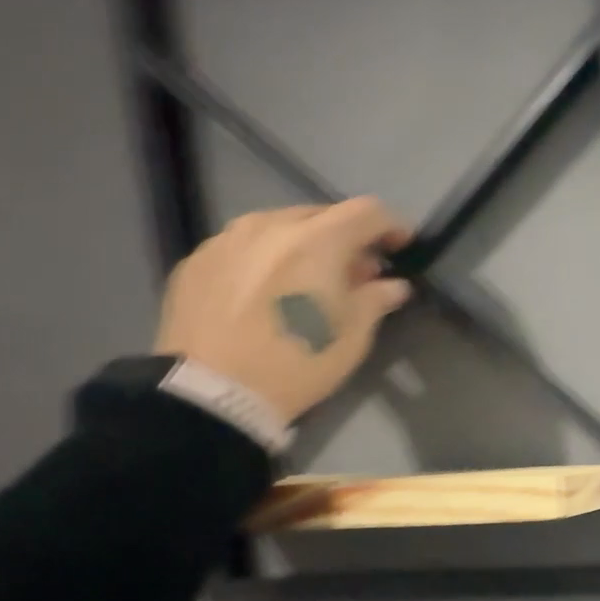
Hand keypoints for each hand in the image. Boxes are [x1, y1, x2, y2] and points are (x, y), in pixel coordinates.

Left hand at [153, 198, 414, 422]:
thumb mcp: (354, 335)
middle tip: (358, 274)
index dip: (392, 226)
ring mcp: (227, 239)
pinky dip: (269, 261)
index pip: (367, 212)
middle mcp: (270, 226)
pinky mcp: (198, 260)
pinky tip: (271, 294)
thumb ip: (376, 298)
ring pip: (279, 227)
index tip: (401, 249)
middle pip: (321, 215)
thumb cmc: (300, 360)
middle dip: (347, 239)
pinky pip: (245, 247)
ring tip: (311, 283)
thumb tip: (391, 285)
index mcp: (317, 241)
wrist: (214, 388)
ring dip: (305, 247)